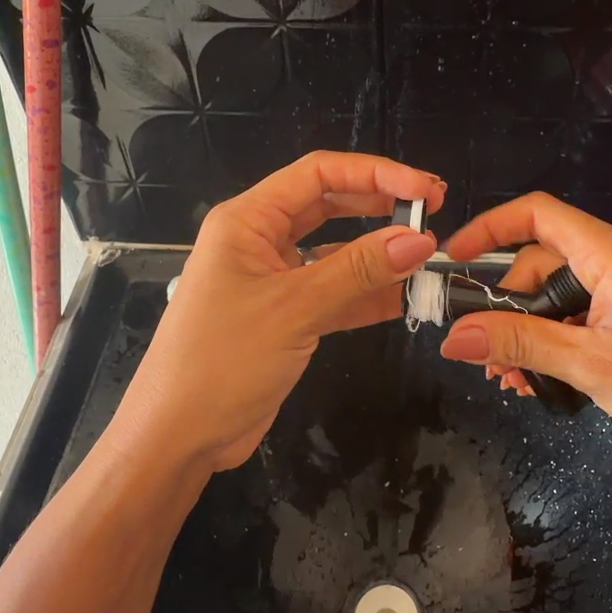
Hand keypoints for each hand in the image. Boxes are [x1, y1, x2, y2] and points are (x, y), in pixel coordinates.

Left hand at [116, 152, 442, 472]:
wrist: (177, 438)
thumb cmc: (221, 361)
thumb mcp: (293, 309)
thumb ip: (358, 271)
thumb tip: (420, 240)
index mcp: (248, 220)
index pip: (318, 174)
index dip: (376, 174)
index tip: (425, 191)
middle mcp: (260, 240)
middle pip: (329, 204)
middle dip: (381, 205)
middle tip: (434, 211)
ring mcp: (274, 279)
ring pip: (336, 250)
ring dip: (379, 253)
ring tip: (427, 255)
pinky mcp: (286, 316)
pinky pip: (336, 292)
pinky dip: (369, 294)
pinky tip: (406, 297)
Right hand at [438, 193, 611, 486]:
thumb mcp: (591, 367)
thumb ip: (519, 343)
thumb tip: (452, 336)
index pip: (538, 214)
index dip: (489, 228)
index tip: (452, 261)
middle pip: (543, 260)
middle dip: (507, 303)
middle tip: (488, 357)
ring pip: (562, 291)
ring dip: (530, 328)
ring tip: (513, 380)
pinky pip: (586, 310)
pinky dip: (559, 337)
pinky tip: (544, 378)